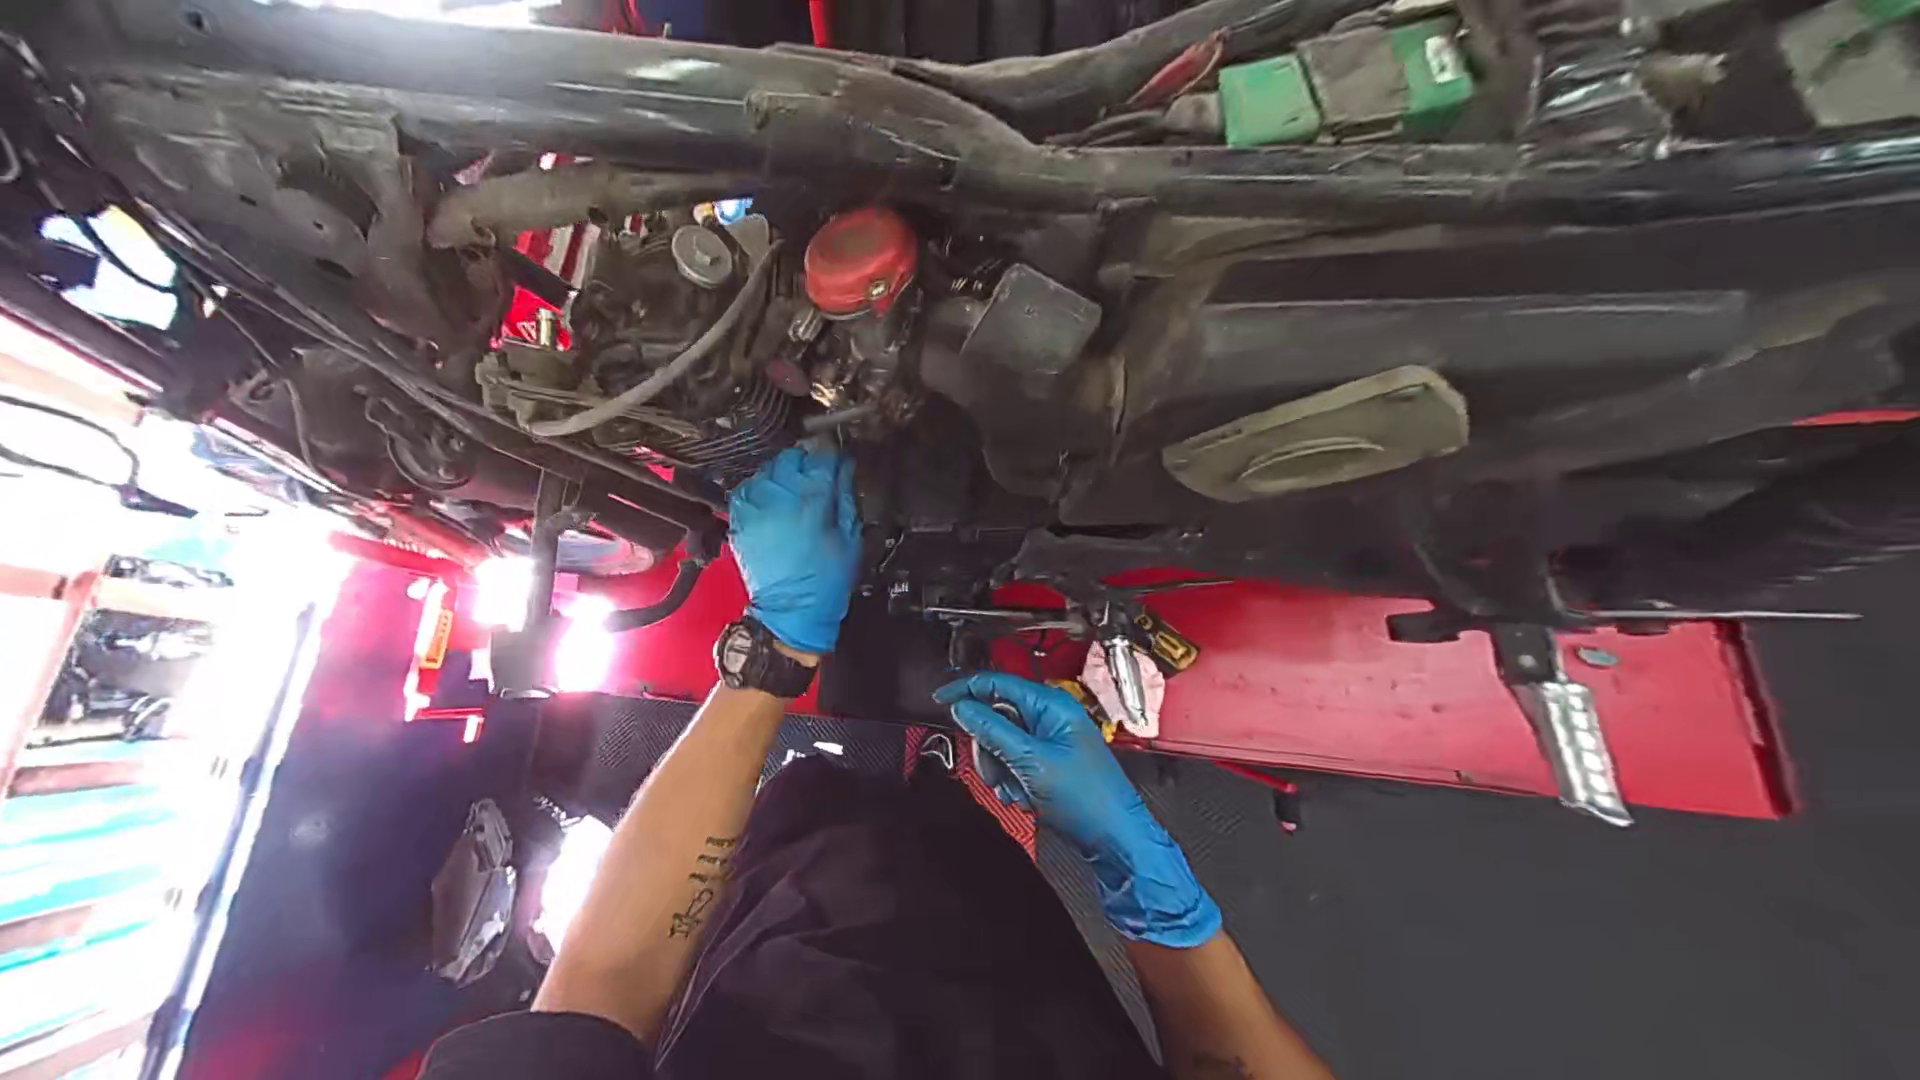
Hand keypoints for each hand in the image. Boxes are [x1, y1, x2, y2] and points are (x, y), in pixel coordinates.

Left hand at [728, 444, 861, 654]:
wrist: (792, 611)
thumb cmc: (828, 578)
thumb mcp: (851, 538)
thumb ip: (847, 497)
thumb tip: (844, 468)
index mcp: (814, 500)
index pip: (822, 457)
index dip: (832, 456)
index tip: (836, 461)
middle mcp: (780, 497)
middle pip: (791, 458)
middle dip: (805, 462)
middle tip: (814, 476)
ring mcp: (755, 507)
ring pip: (767, 470)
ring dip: (781, 475)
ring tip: (792, 489)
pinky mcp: (739, 520)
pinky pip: (745, 489)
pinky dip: (759, 489)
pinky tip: (770, 500)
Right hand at [933, 673, 1221, 947]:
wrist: (1116, 839)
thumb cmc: (1089, 799)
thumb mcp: (1032, 762)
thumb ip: (993, 730)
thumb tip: (963, 708)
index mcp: (1051, 705)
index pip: (998, 683)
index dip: (966, 689)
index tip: (941, 698)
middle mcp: (1050, 717)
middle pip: (996, 715)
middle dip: (989, 746)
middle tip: (996, 769)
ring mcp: (1049, 739)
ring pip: (1001, 742)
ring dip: (1000, 768)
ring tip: (1016, 788)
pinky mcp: (1047, 761)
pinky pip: (1013, 761)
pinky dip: (1011, 779)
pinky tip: (1024, 795)